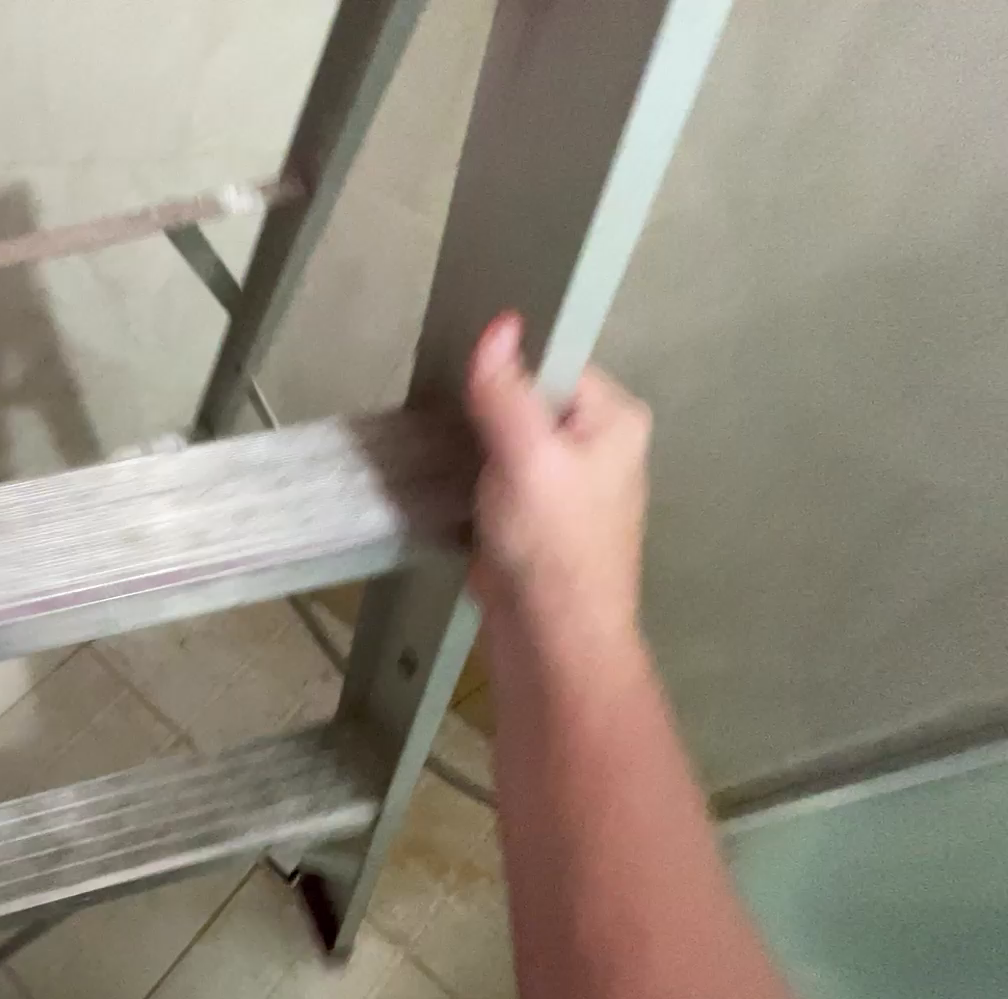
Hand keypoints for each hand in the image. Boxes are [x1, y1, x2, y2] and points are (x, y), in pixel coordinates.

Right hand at [464, 312, 651, 641]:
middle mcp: (595, 443)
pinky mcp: (531, 510)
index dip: (506, 368)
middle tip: (436, 413)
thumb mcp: (526, 457)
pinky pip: (496, 471)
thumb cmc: (549, 540)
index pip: (554, 364)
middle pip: (527, 399)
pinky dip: (469, 469)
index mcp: (613, 419)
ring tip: (433, 442)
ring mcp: (563, 480)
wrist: (548, 629)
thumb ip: (506, 393)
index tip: (455, 378)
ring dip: (470, 439)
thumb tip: (499, 322)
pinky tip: (444, 475)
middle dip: (481, 406)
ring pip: (507, 438)